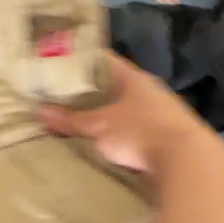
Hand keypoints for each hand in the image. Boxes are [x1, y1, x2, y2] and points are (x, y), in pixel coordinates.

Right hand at [38, 51, 215, 176]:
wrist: (184, 160)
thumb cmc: (139, 132)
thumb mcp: (98, 125)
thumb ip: (70, 119)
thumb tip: (39, 110)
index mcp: (133, 78)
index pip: (105, 62)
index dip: (82, 64)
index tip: (60, 69)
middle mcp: (147, 90)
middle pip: (113, 86)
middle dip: (89, 93)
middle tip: (61, 100)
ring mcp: (158, 112)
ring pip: (123, 108)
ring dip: (104, 115)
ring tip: (77, 123)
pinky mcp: (161, 134)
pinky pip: (131, 128)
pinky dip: (115, 133)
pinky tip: (101, 142)